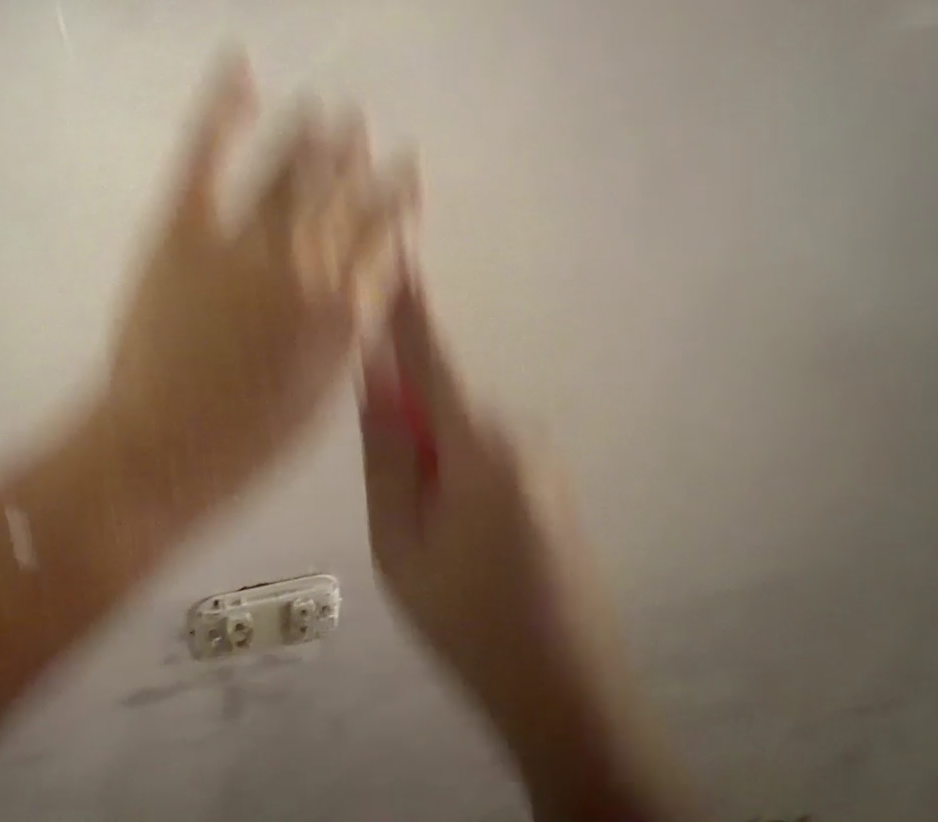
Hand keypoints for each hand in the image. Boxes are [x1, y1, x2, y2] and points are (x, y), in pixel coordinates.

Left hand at [107, 52, 418, 497]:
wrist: (163, 446)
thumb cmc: (243, 442)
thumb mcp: (318, 396)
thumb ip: (346, 335)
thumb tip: (360, 291)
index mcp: (347, 311)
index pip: (387, 239)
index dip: (397, 203)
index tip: (405, 175)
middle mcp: (310, 264)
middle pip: (346, 195)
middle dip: (358, 159)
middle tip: (363, 126)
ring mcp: (247, 242)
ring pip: (293, 170)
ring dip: (314, 136)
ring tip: (328, 109)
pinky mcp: (186, 228)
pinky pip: (209, 155)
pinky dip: (223, 107)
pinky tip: (239, 66)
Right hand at [361, 291, 687, 819]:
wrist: (568, 696)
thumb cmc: (468, 620)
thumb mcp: (398, 541)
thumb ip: (385, 452)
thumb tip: (368, 374)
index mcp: (479, 442)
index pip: (429, 351)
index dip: (406, 298)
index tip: (391, 241)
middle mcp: (518, 434)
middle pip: (439, 392)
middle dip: (400, 409)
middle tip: (375, 472)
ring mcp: (541, 458)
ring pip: (458, 425)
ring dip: (425, 447)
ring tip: (417, 524)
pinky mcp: (549, 483)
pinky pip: (482, 449)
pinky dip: (450, 464)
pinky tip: (449, 529)